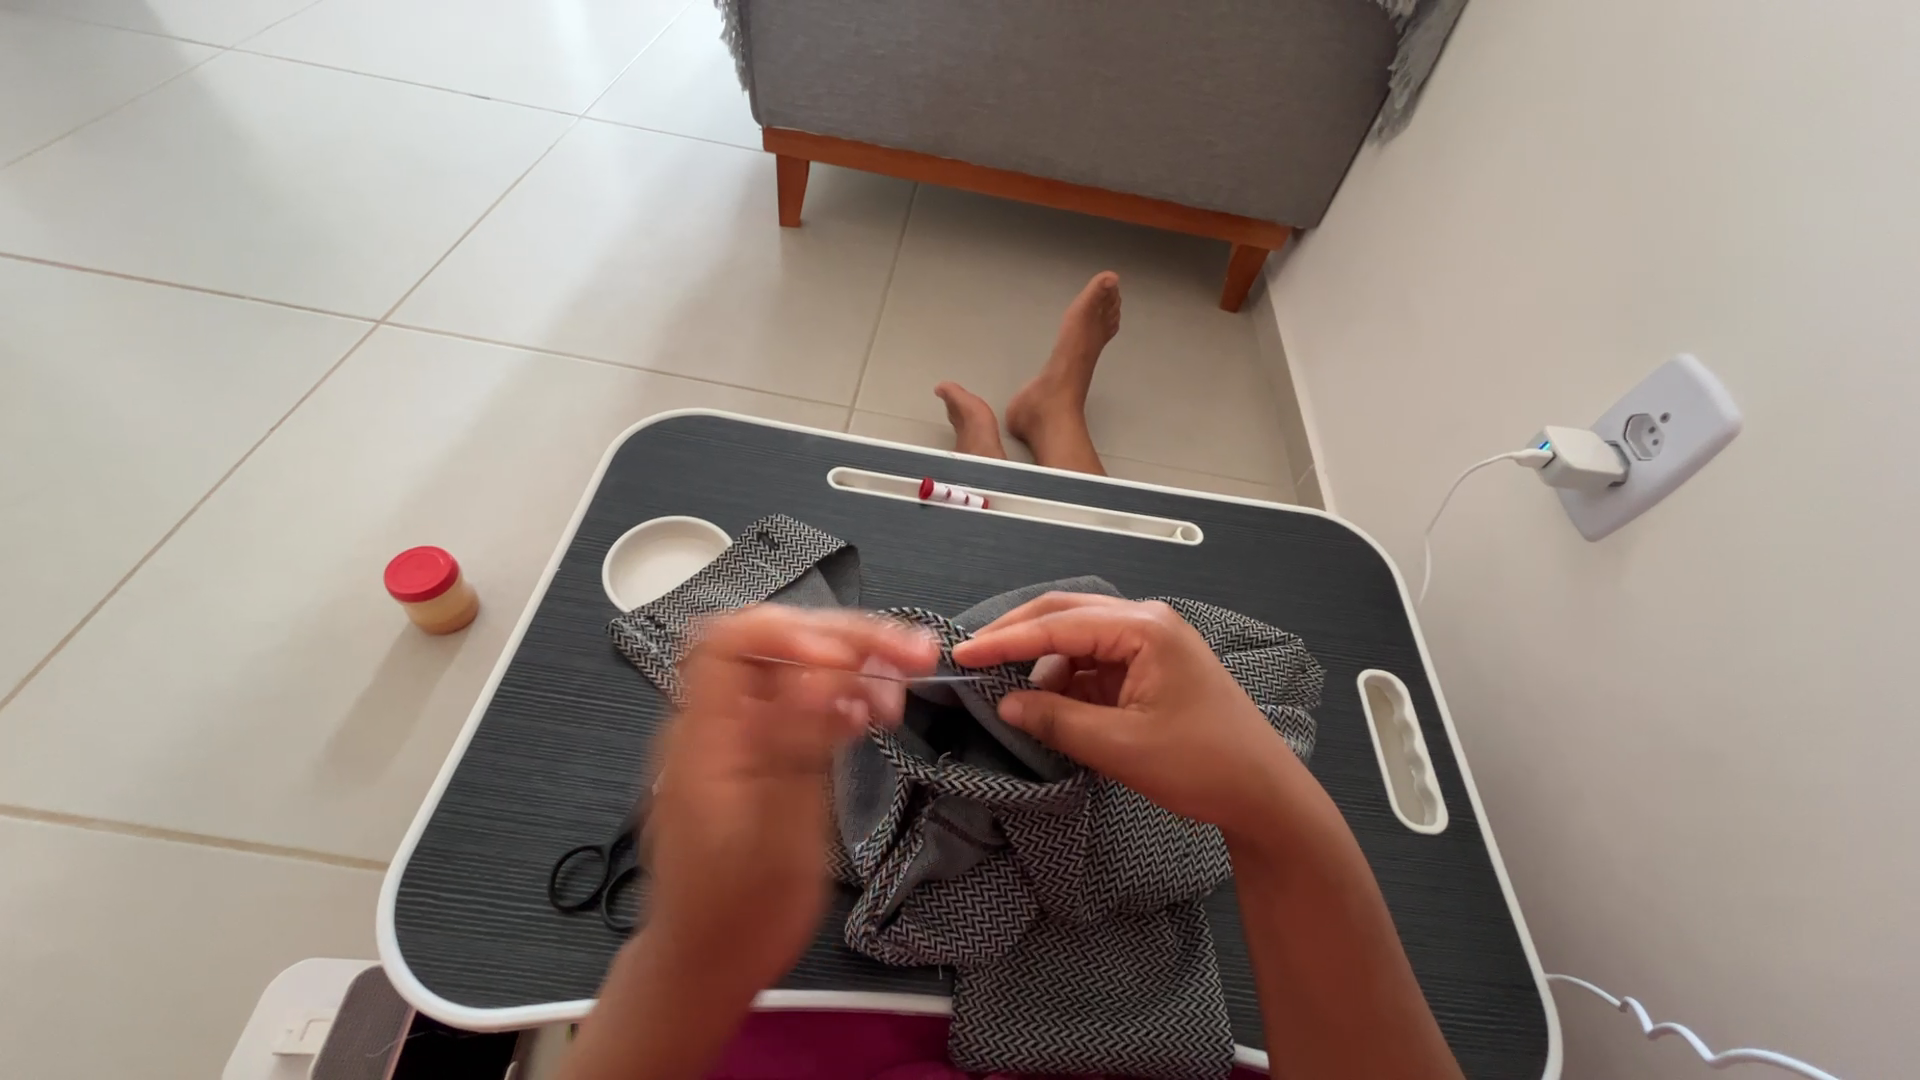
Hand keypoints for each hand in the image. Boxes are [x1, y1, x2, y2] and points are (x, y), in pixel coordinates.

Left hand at [643, 606, 936, 996]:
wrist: (708, 960)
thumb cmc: (735, 915)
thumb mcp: (774, 837)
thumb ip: (797, 748)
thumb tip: (820, 676)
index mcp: (705, 737)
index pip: (731, 641)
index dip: (791, 634)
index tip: (845, 662)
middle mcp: (718, 723)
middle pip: (776, 643)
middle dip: (844, 638)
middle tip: (909, 652)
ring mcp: (740, 735)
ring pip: (796, 668)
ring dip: (853, 661)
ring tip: (905, 674)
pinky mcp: (762, 750)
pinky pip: (803, 701)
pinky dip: (845, 694)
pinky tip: (877, 707)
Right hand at [950, 593, 1308, 838]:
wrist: (1264, 794)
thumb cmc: (1201, 765)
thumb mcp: (1120, 746)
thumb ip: (1056, 719)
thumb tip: (1005, 703)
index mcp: (1144, 628)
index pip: (1058, 624)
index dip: (1005, 640)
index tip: (962, 654)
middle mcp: (1146, 622)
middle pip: (1066, 615)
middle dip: (1018, 637)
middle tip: (973, 658)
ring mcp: (1150, 643)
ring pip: (1078, 639)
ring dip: (1043, 664)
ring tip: (1009, 692)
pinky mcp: (1149, 667)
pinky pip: (1095, 663)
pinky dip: (1066, 681)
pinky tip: (1047, 703)